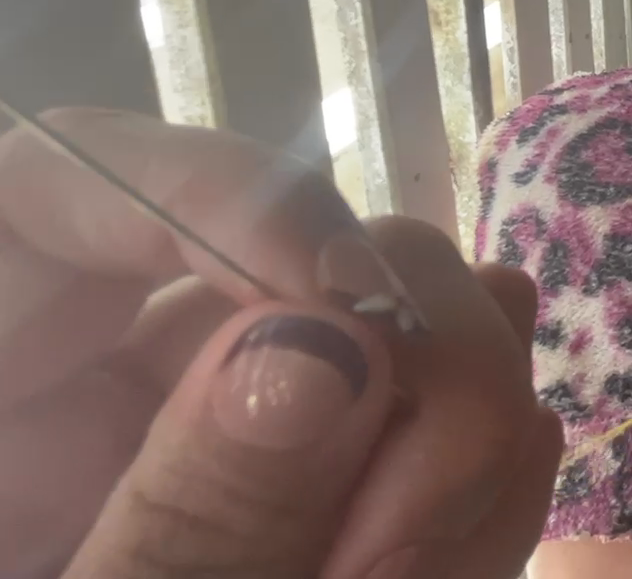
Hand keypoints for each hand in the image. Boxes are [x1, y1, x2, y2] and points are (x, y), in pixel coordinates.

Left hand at [0, 109, 561, 578]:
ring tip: (423, 570)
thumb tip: (336, 338)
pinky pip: (471, 395)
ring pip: (430, 321)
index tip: (350, 292)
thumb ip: (188, 519)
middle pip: (322, 255)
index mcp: (3, 390)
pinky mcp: (364, 446)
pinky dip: (491, 470)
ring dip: (470, 434)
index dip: (232, 194)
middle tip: (408, 522)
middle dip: (413, 355)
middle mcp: (146, 371)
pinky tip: (455, 555)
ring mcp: (277, 403)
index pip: (84, 182)